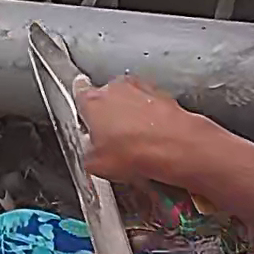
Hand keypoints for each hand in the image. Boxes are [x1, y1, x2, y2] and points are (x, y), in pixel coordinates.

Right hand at [74, 74, 206, 186]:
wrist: (174, 147)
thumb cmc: (136, 151)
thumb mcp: (96, 165)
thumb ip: (88, 153)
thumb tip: (91, 156)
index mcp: (92, 101)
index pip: (79, 95)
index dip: (82, 109)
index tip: (85, 117)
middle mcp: (115, 88)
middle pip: (106, 99)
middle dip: (109, 116)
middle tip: (113, 140)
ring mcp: (141, 89)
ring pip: (130, 101)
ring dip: (132, 117)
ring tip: (137, 144)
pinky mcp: (164, 96)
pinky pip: (151, 106)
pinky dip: (152, 119)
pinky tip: (154, 140)